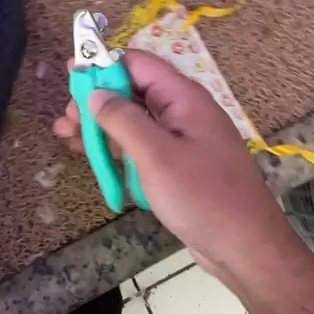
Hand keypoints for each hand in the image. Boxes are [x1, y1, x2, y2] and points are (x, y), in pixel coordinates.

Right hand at [52, 51, 300, 293]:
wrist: (246, 249)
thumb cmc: (203, 198)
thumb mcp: (156, 156)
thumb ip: (123, 119)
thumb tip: (96, 92)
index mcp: (183, 98)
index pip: (137, 63)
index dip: (104, 66)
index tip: (72, 78)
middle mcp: (182, 111)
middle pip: (132, 91)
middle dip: (96, 100)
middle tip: (66, 120)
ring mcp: (181, 139)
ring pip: (133, 120)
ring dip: (101, 126)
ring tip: (66, 136)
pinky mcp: (178, 164)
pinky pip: (142, 145)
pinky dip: (117, 148)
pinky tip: (93, 156)